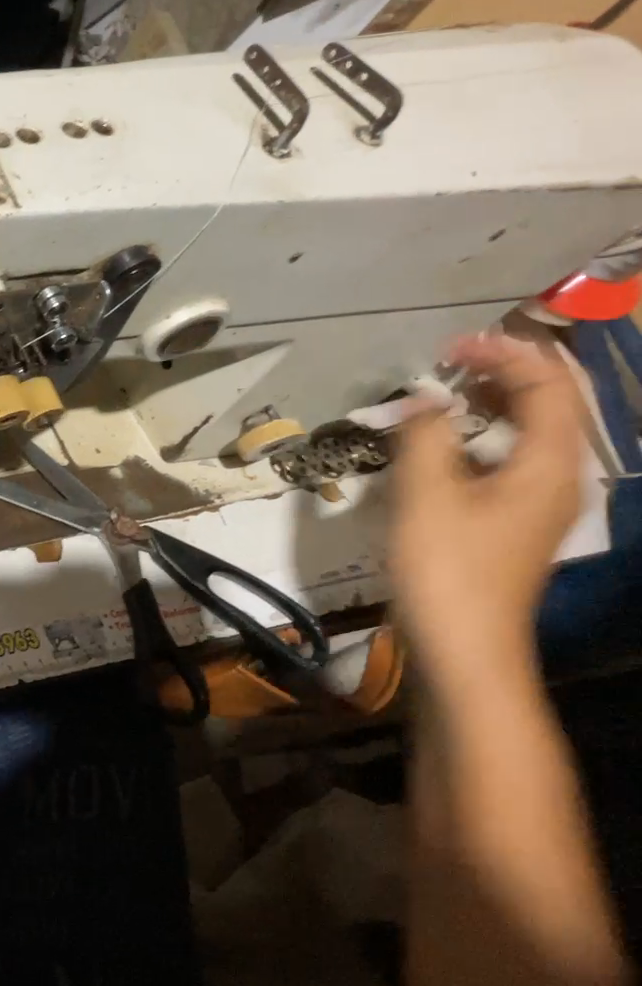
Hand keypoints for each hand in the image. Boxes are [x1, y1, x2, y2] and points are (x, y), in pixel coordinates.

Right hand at [391, 332, 584, 677]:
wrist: (465, 641)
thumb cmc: (446, 567)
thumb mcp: (425, 497)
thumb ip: (425, 438)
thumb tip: (424, 398)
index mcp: (550, 463)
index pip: (546, 386)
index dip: (505, 355)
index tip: (451, 344)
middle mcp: (561, 475)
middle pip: (552, 405)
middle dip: (509, 371)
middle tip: (454, 356)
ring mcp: (542, 500)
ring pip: (534, 430)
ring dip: (497, 401)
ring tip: (450, 387)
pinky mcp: (516, 519)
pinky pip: (514, 456)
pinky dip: (487, 433)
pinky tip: (449, 439)